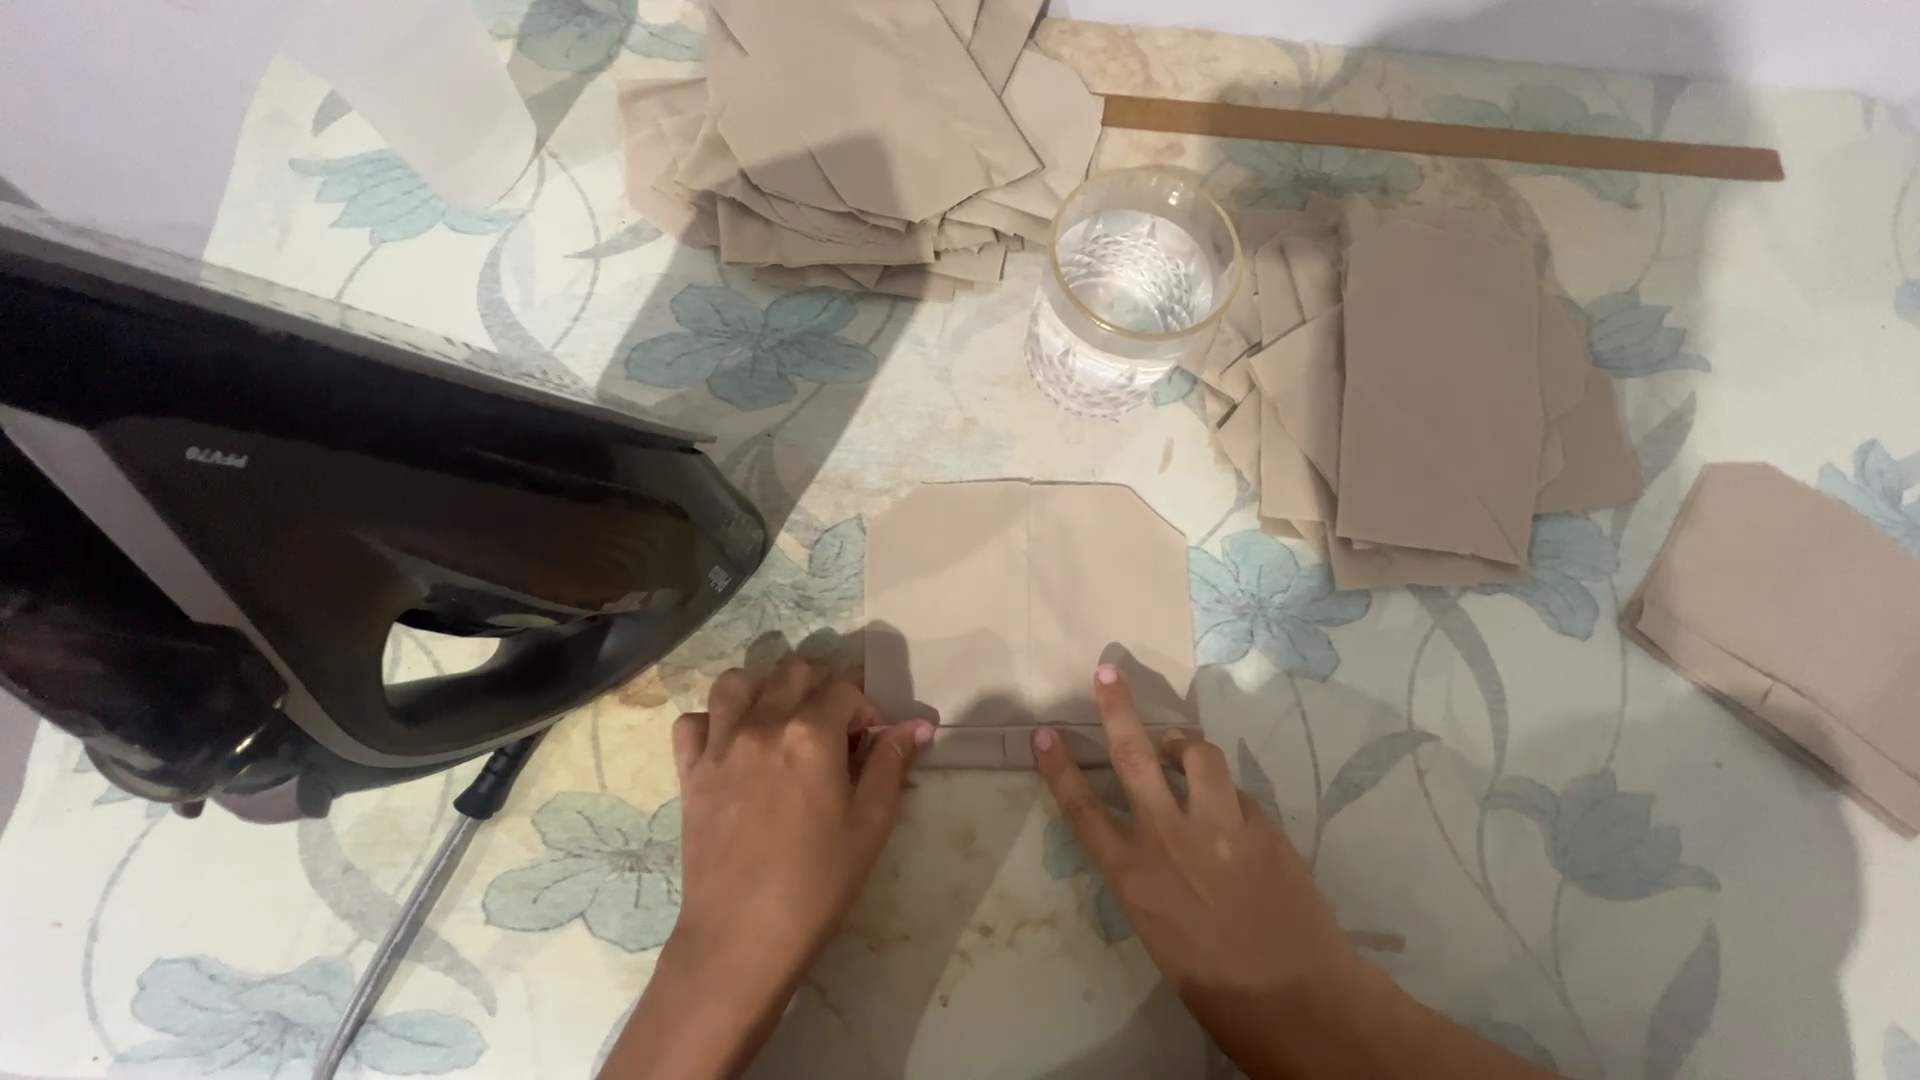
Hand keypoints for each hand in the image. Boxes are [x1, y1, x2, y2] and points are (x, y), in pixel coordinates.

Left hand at [670, 654, 932, 989]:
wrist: (742, 937)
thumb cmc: (817, 883)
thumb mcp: (870, 824)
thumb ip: (891, 764)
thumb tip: (918, 725)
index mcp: (811, 734)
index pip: (843, 690)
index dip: (864, 711)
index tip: (869, 745)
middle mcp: (762, 725)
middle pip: (792, 673)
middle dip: (819, 691)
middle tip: (830, 735)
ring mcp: (719, 746)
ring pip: (737, 682)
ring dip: (763, 691)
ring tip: (779, 724)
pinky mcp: (689, 772)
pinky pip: (692, 722)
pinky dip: (711, 722)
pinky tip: (731, 746)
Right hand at [1031, 664, 1365, 1071]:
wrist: (1297, 999)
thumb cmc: (1214, 983)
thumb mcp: (1155, 929)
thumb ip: (1145, 872)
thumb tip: (1152, 831)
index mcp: (1133, 876)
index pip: (1082, 809)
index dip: (1059, 768)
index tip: (1045, 734)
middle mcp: (1168, 839)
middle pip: (1134, 757)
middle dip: (1117, 708)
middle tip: (1108, 672)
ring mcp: (1218, 826)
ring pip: (1197, 755)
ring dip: (1185, 743)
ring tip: (1182, 747)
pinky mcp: (1261, 823)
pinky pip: (1234, 790)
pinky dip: (1224, 791)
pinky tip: (1230, 811)